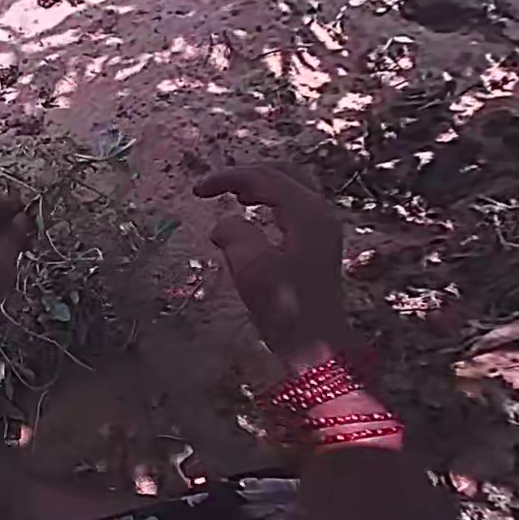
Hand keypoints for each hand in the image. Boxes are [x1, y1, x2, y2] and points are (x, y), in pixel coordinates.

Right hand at [194, 166, 347, 370]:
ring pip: (291, 188)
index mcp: (307, 214)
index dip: (228, 178)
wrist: (315, 346)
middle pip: (283, 173)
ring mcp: (321, 229)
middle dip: (246, 175)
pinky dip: (270, 201)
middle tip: (215, 188)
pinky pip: (293, 206)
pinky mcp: (316, 245)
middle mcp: (320, 213)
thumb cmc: (285, 310)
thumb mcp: (253, 270)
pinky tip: (253, 216)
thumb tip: (223, 224)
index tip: (197, 191)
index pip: (265, 178)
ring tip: (233, 196)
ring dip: (260, 186)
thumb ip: (235, 235)